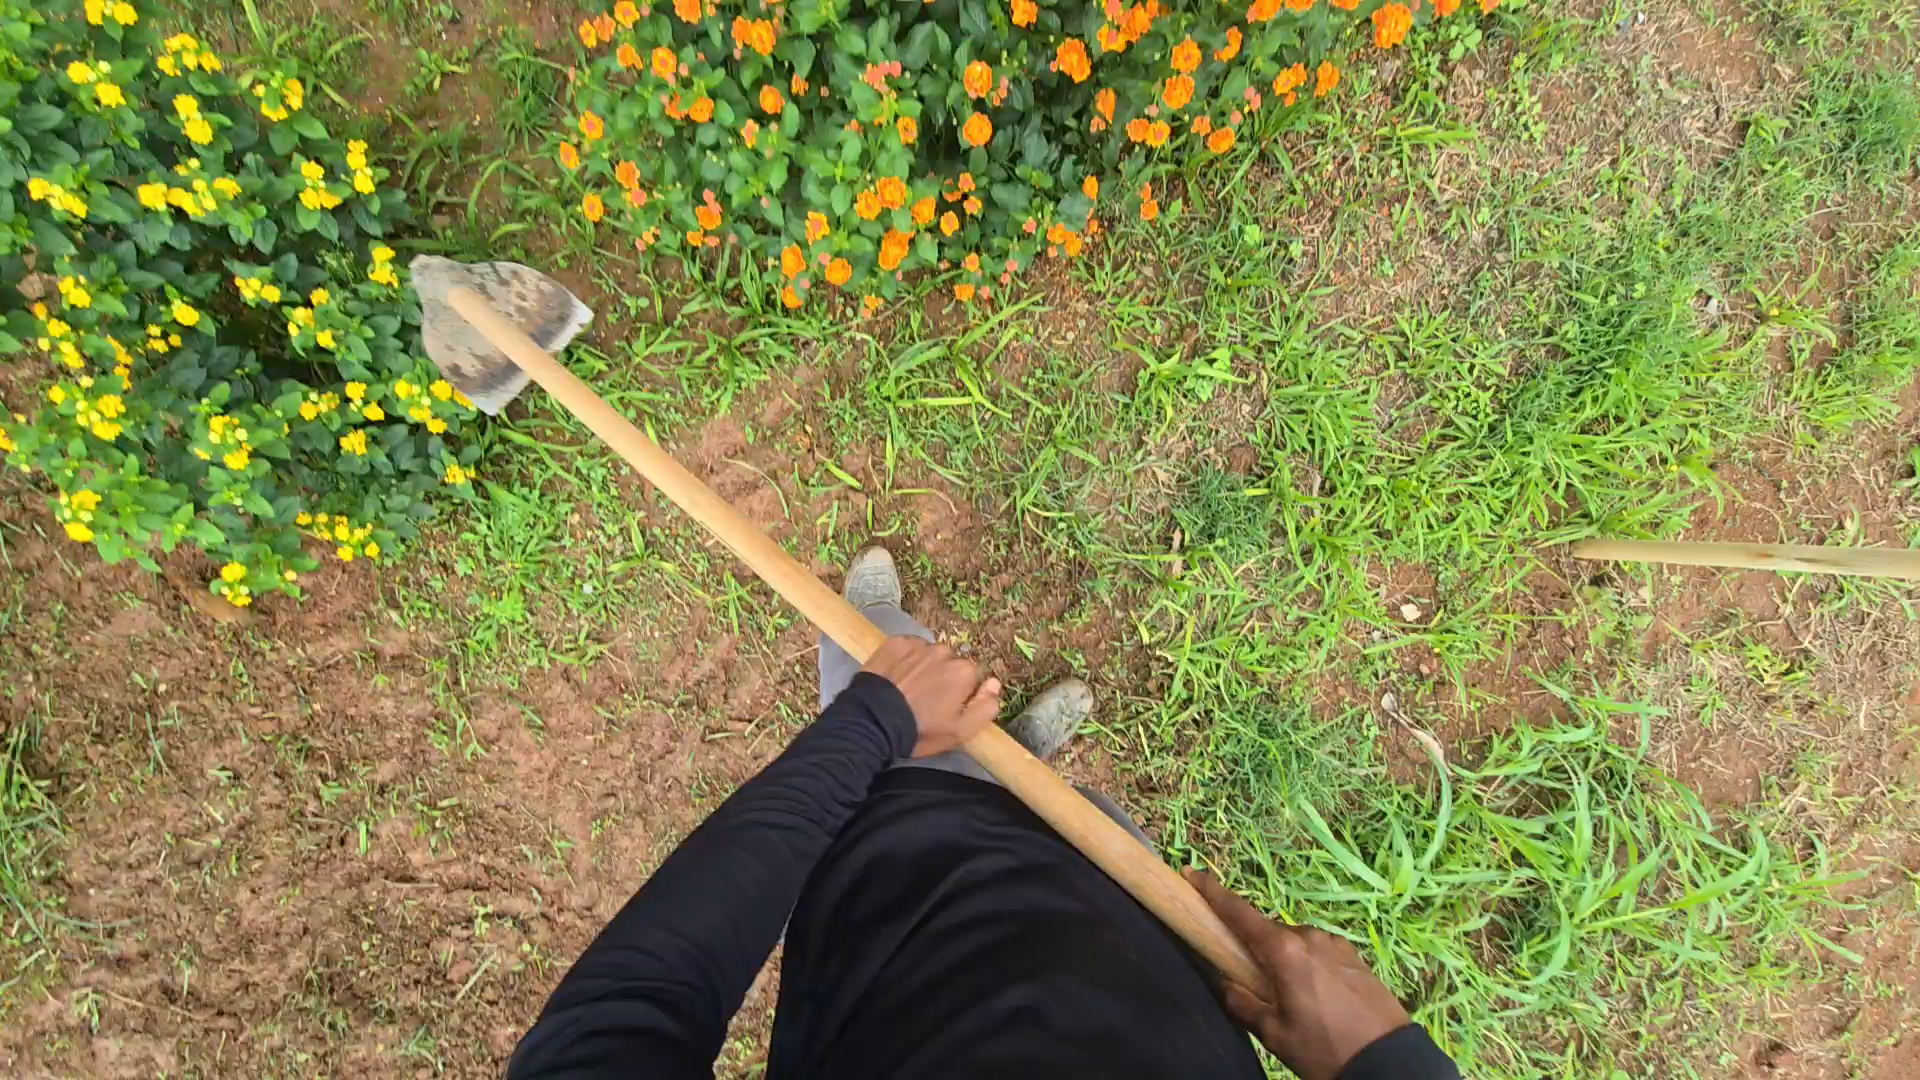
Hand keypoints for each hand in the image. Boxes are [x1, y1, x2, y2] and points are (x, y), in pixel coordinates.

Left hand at [862, 637, 1001, 756]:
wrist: (872, 721)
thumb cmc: (920, 730)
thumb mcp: (960, 731)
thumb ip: (985, 707)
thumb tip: (995, 683)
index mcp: (964, 671)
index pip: (971, 677)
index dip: (960, 693)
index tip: (945, 707)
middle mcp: (944, 651)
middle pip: (950, 663)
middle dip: (943, 677)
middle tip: (925, 699)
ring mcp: (918, 644)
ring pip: (929, 654)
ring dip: (924, 667)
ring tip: (908, 689)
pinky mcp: (895, 642)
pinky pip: (909, 648)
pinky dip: (905, 659)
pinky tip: (896, 677)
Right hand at [1188, 870, 1409, 1079]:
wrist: (1395, 1068)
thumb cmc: (1327, 1050)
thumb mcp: (1276, 1036)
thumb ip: (1243, 1004)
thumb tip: (1226, 983)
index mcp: (1283, 950)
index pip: (1238, 912)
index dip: (1211, 891)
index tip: (1191, 872)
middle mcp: (1308, 936)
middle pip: (1268, 933)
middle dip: (1259, 952)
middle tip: (1261, 987)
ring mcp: (1335, 943)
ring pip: (1296, 945)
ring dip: (1288, 962)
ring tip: (1300, 1003)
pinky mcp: (1356, 957)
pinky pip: (1321, 954)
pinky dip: (1313, 969)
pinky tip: (1325, 1001)